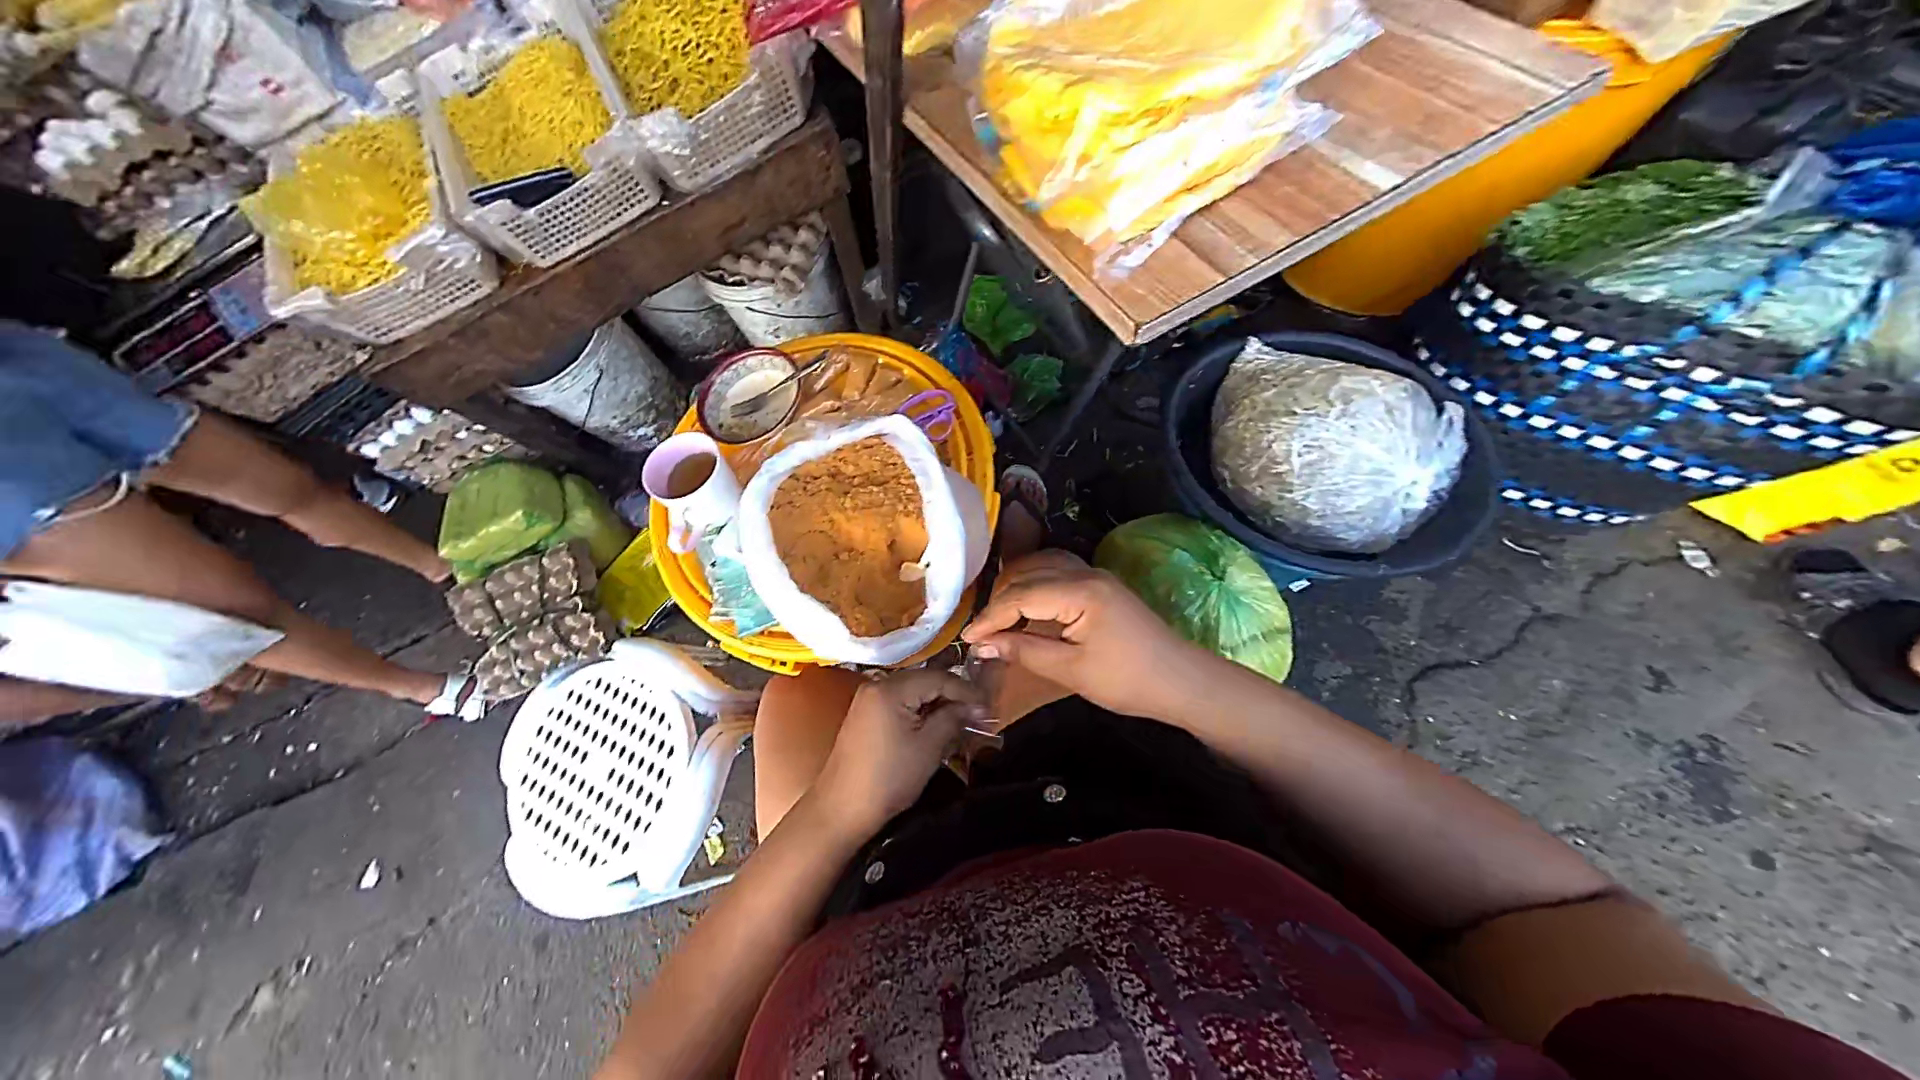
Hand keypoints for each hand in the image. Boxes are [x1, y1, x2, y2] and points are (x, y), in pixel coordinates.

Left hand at [808, 669, 986, 838]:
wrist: (841, 810)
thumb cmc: (889, 778)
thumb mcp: (929, 747)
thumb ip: (952, 718)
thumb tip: (973, 706)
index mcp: (891, 688)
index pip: (939, 678)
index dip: (967, 692)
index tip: (988, 709)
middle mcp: (877, 685)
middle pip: (925, 681)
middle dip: (953, 697)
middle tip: (978, 716)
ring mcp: (868, 700)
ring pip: (913, 693)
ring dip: (937, 706)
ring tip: (962, 723)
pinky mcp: (865, 716)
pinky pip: (900, 704)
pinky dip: (919, 713)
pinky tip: (936, 727)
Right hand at [960, 550, 1211, 719]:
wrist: (1181, 681)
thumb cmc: (1127, 680)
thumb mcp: (1070, 670)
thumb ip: (1023, 651)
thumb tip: (981, 644)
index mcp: (1080, 591)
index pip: (1021, 595)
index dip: (991, 616)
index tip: (967, 638)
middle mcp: (1086, 573)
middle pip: (1028, 574)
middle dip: (999, 601)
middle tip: (981, 632)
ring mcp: (1095, 575)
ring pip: (1041, 567)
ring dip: (1015, 588)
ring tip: (998, 618)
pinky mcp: (1100, 585)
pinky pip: (1057, 572)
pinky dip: (1035, 585)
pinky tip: (1027, 606)